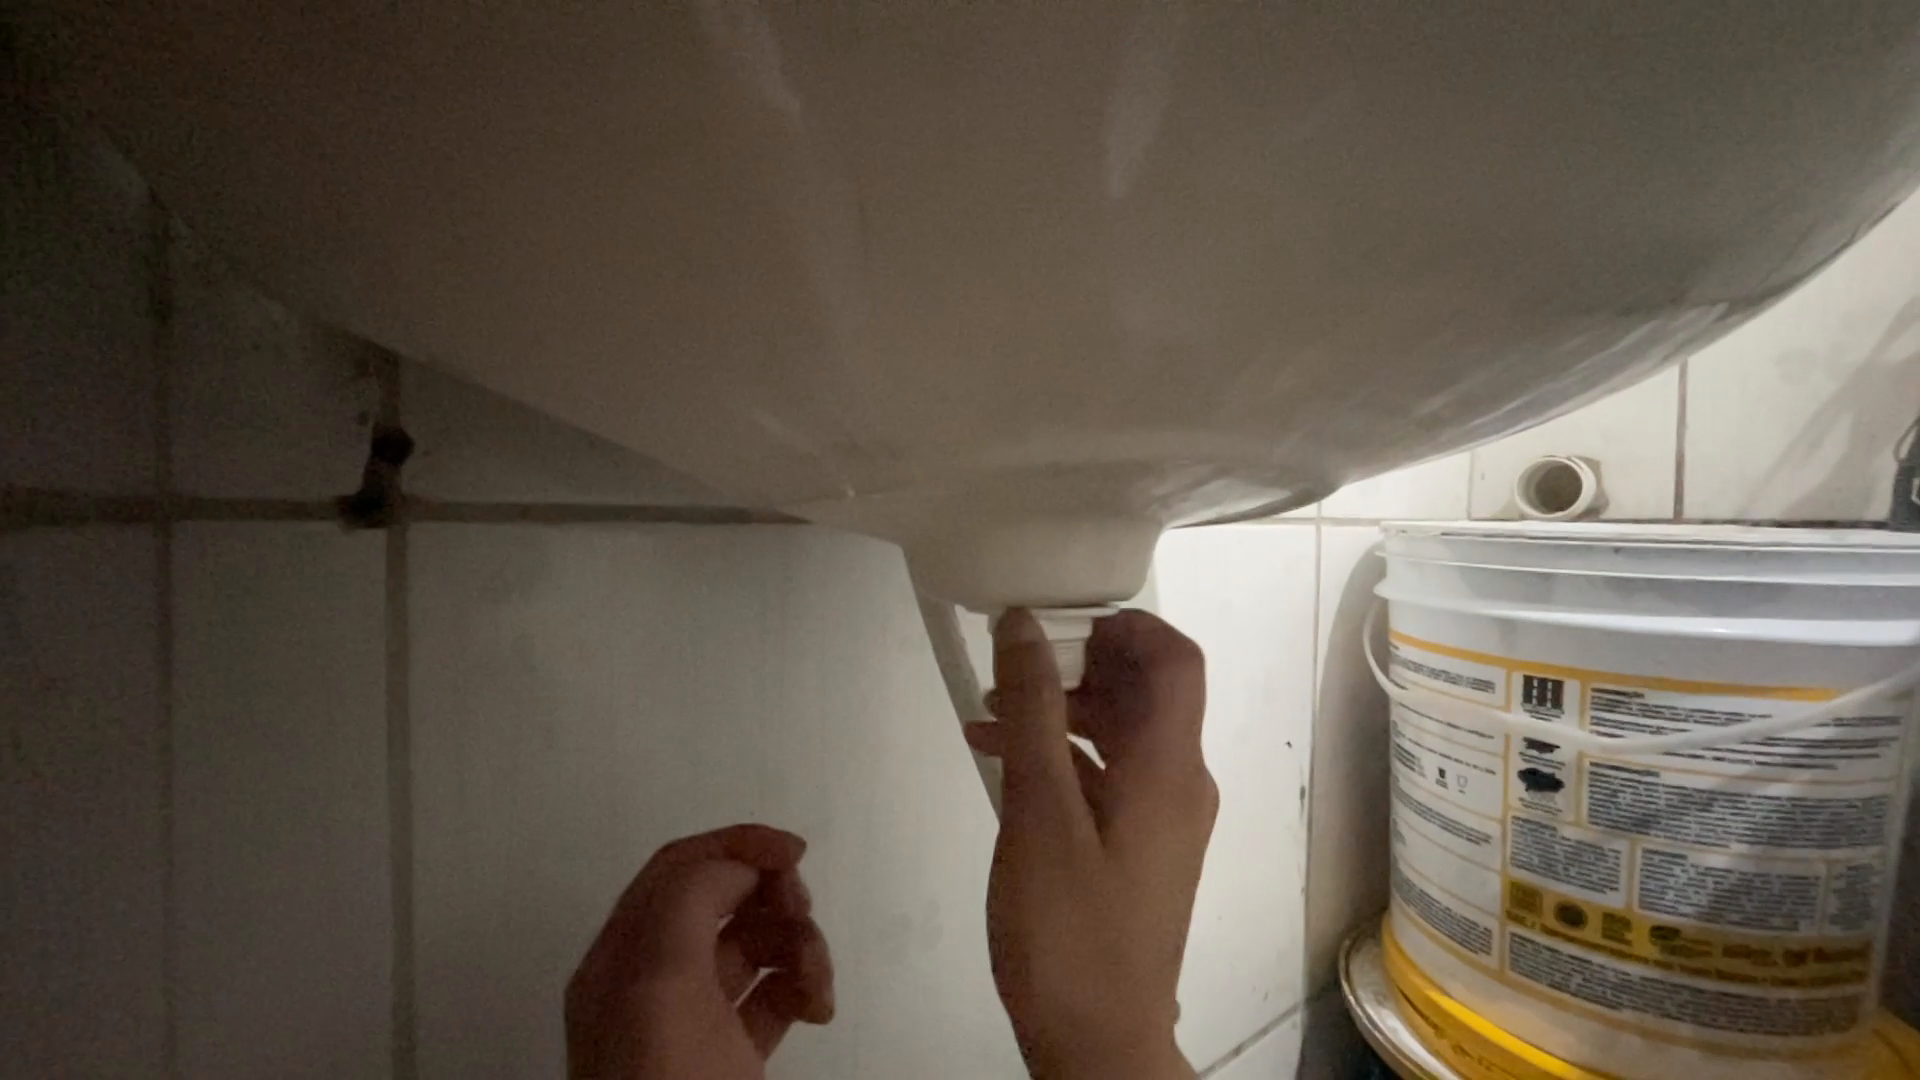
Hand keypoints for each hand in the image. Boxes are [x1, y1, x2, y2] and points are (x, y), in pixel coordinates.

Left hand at [566, 824, 834, 1079]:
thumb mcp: (660, 985)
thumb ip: (689, 901)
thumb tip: (741, 861)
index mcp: (623, 954)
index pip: (680, 864)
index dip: (739, 844)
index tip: (794, 853)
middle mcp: (654, 977)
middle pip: (725, 896)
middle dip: (776, 896)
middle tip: (804, 915)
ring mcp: (694, 1017)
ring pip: (758, 941)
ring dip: (801, 946)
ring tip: (818, 985)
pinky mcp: (731, 1051)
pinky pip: (776, 990)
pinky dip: (804, 986)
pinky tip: (819, 1009)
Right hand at [965, 609, 1215, 1079]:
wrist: (1098, 1045)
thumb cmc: (1069, 927)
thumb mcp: (1039, 808)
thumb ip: (1033, 710)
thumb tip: (1024, 624)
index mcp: (1169, 766)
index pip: (1175, 659)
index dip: (1128, 624)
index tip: (1062, 620)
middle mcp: (1179, 781)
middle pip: (1146, 690)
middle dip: (1080, 663)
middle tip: (1015, 662)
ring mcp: (1162, 815)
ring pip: (1120, 730)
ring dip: (1062, 707)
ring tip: (993, 708)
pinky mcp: (1139, 843)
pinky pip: (1106, 773)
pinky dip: (1062, 752)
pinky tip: (1002, 757)